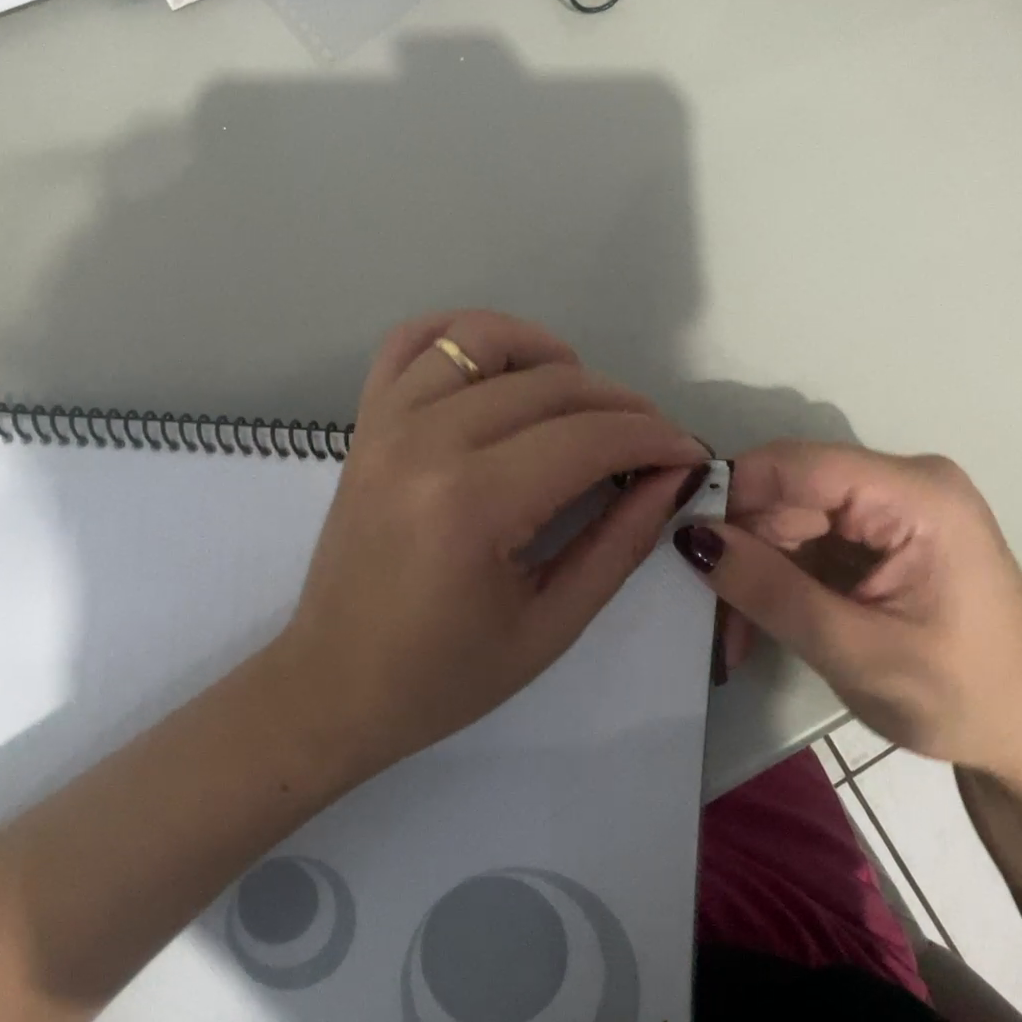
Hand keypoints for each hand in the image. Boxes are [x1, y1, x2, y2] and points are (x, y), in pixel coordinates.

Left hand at [278, 311, 709, 771]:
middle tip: (649, 440)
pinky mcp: (364, 426)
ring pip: (480, 339)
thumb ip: (618, 544)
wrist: (334, 685)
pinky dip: (460, 335)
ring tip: (578, 397)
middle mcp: (425, 443)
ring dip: (545, 354)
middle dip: (618, 404)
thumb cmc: (443, 677)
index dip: (651, 438)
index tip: (687, 452)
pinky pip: (409, 343)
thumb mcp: (549, 627)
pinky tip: (498, 367)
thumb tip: (673, 477)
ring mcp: (385, 425)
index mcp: (473, 505)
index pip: (586, 439)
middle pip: (547, 386)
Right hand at [673, 441, 1021, 777]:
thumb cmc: (960, 698)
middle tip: (705, 615)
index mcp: (917, 496)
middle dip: (739, 549)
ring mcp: (890, 513)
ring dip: (751, 573)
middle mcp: (902, 486)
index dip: (729, 492)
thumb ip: (770, 589)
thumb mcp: (854, 649)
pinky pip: (804, 543)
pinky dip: (774, 582)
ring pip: (786, 520)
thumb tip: (689, 537)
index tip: (674, 539)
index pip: (795, 464)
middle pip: (786, 493)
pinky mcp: (878, 541)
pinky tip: (754, 625)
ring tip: (730, 638)